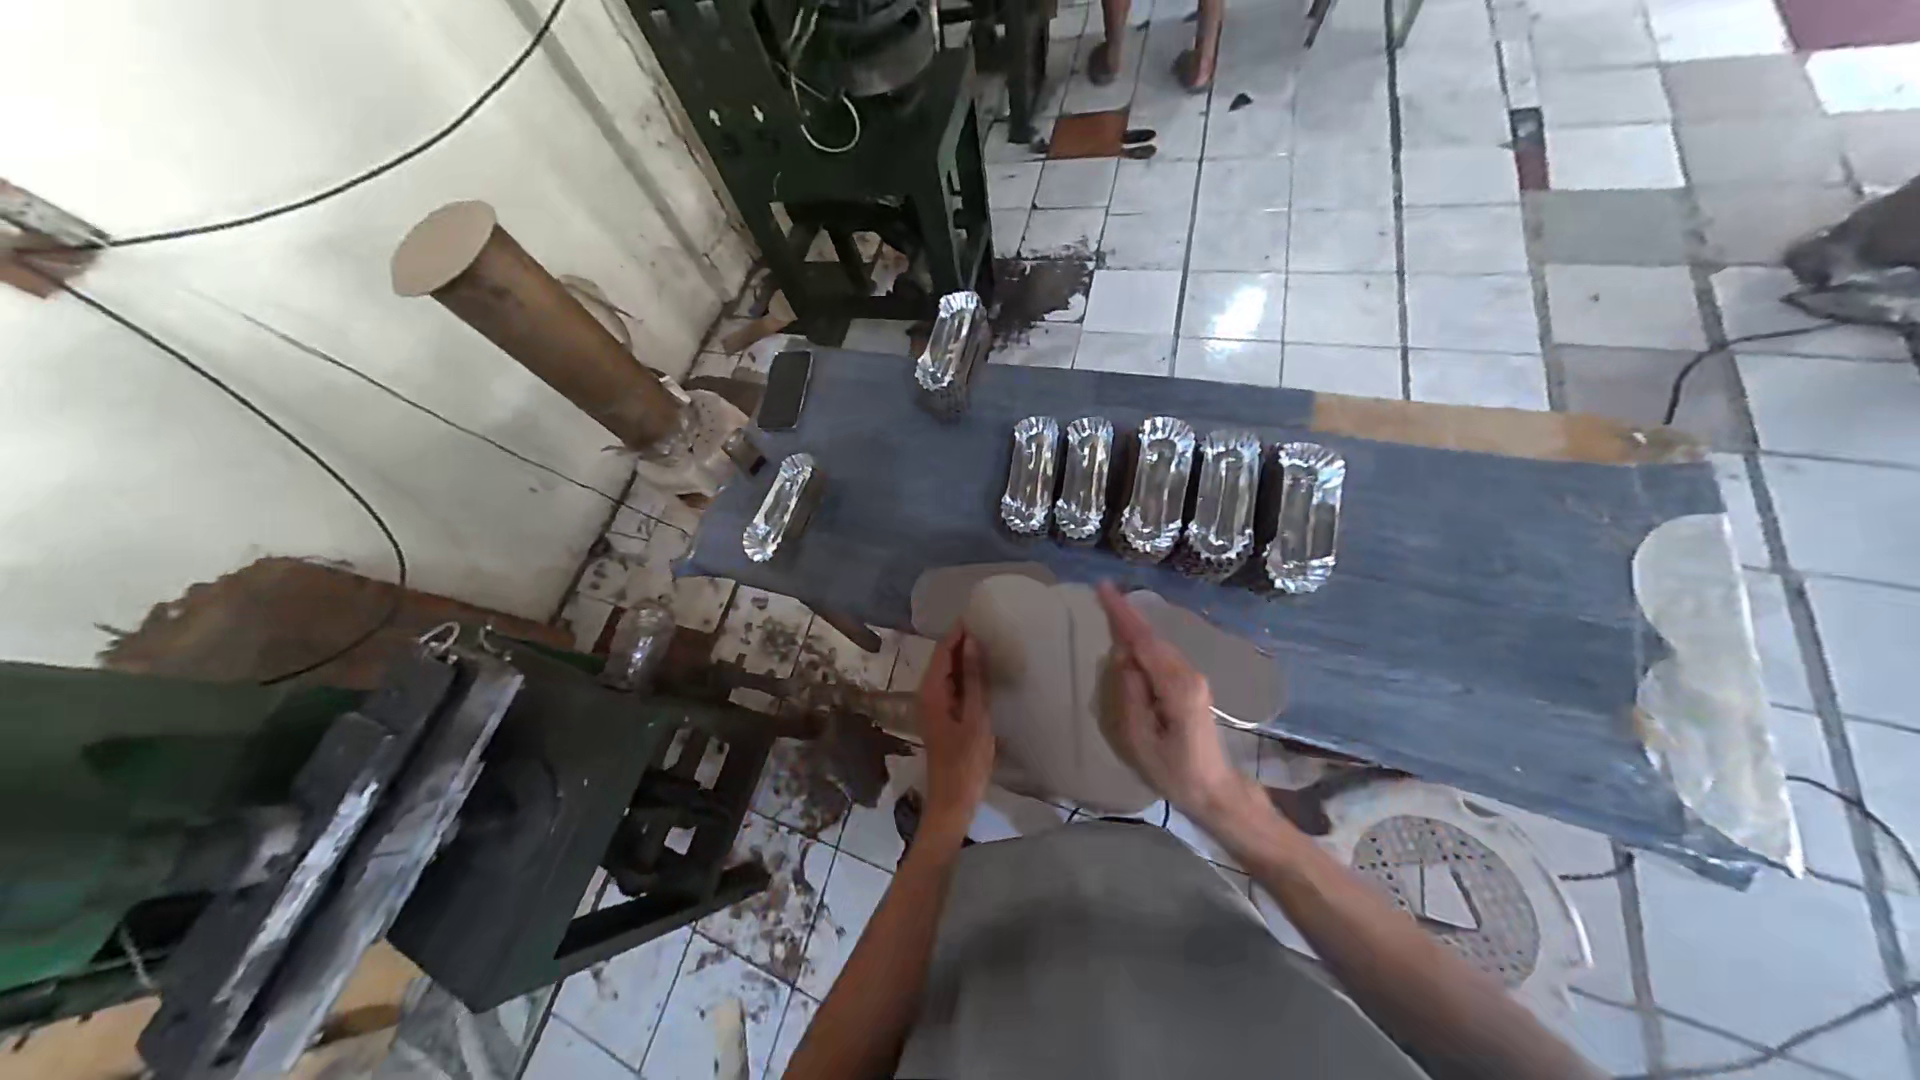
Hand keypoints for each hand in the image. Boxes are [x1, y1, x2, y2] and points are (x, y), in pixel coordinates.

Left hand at [916, 627, 995, 833]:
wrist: (953, 800)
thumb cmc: (966, 761)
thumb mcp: (976, 717)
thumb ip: (974, 678)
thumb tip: (971, 641)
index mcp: (932, 691)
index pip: (944, 650)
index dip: (959, 631)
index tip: (979, 612)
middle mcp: (927, 693)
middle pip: (943, 658)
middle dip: (962, 640)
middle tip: (990, 623)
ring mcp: (934, 705)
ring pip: (948, 671)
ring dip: (965, 656)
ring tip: (991, 641)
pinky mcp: (942, 715)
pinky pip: (953, 685)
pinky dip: (966, 674)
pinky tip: (984, 671)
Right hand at [1095, 582, 1257, 820]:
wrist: (1215, 790)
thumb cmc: (1175, 772)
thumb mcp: (1140, 740)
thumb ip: (1129, 695)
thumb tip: (1122, 657)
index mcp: (1177, 686)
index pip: (1144, 641)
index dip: (1123, 614)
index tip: (1104, 588)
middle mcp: (1189, 674)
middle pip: (1151, 637)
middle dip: (1125, 615)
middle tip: (1101, 595)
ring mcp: (1194, 678)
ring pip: (1157, 645)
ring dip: (1133, 628)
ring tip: (1109, 612)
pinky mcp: (1192, 685)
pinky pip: (1161, 656)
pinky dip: (1142, 643)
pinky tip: (1128, 641)